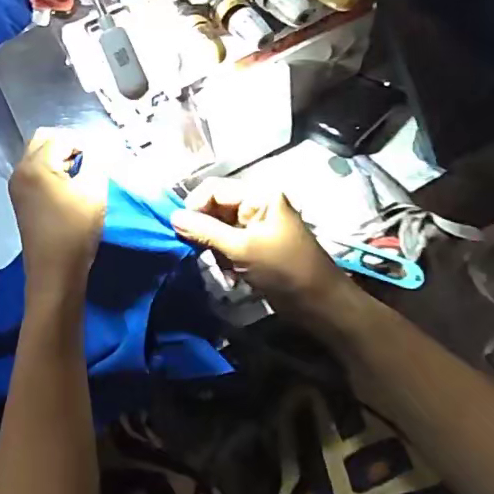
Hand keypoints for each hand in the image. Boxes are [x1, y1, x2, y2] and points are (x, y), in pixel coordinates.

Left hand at [9, 129, 108, 288]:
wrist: (54, 273)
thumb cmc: (75, 231)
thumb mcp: (94, 192)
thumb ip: (97, 162)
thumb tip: (99, 146)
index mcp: (35, 166)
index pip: (62, 137)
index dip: (84, 144)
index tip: (100, 160)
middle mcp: (20, 170)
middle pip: (44, 139)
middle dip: (68, 144)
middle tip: (89, 162)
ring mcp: (16, 185)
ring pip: (38, 154)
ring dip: (59, 157)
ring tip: (81, 175)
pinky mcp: (20, 198)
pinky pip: (35, 170)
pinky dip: (51, 170)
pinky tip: (68, 187)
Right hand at [170, 179, 346, 310]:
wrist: (320, 304)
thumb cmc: (284, 270)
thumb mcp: (242, 249)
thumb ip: (206, 231)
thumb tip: (173, 217)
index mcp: (259, 195)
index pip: (214, 189)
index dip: (194, 207)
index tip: (180, 231)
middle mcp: (257, 205)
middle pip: (215, 207)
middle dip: (203, 229)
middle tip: (195, 250)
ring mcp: (257, 227)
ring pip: (219, 228)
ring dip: (213, 246)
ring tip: (219, 266)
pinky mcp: (256, 246)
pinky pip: (229, 243)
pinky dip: (223, 257)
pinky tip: (229, 274)